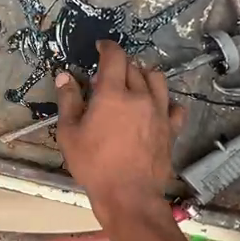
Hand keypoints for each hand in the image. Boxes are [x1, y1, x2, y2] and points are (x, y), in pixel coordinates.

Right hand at [55, 41, 186, 223]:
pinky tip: (155, 108)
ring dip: (144, 76)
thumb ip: (68, 101)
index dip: (108, 47)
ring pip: (157, 80)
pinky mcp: (171, 128)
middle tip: (107, 76)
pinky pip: (174, 105)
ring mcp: (160, 112)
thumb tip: (65, 76)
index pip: (115, 58)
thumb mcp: (69, 133)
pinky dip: (164, 101)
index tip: (101, 46)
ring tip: (133, 84)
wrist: (128, 193)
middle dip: (121, 65)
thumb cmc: (93, 163)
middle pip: (135, 67)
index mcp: (113, 94)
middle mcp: (140, 96)